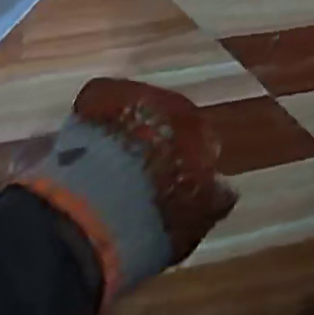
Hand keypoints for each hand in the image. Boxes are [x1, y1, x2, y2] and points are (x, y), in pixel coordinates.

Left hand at [66, 78, 237, 262]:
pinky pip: (104, 99)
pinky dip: (99, 115)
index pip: (203, 139)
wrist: (97, 210)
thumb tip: (226, 190)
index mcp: (204, 133)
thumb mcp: (195, 220)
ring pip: (139, 106)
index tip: (173, 180)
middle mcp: (177, 105)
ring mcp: (139, 95)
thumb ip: (213, 199)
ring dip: (129, 125)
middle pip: (170, 117)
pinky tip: (87, 142)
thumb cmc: (152, 223)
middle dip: (158, 138)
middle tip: (140, 169)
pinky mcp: (101, 91)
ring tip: (109, 159)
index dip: (186, 160)